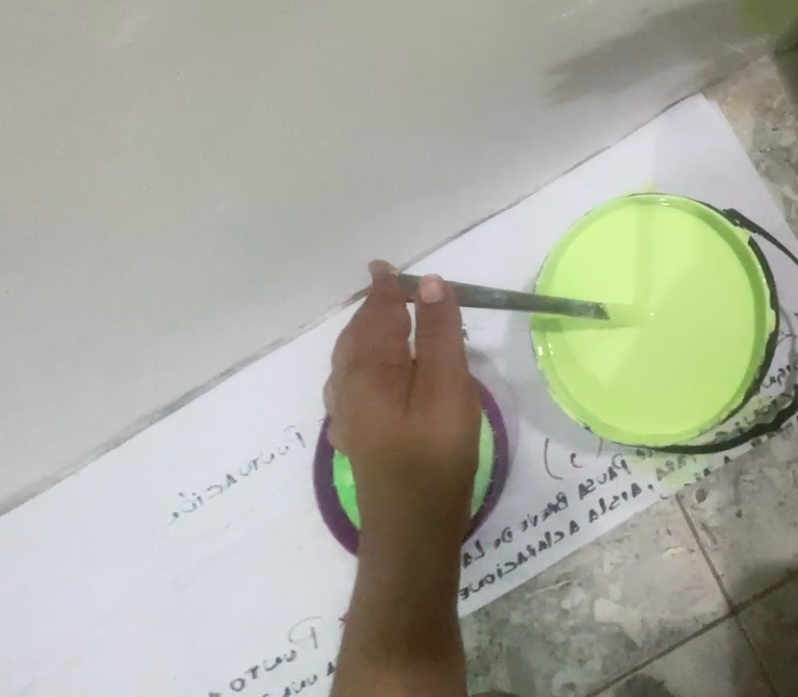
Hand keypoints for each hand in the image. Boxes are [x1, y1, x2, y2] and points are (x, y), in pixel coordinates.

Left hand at [325, 263, 480, 552]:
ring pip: (351, 361)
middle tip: (396, 291)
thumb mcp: (447, 387)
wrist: (412, 529)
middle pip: (357, 336)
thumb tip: (429, 283)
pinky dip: (366, 361)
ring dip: (368, 334)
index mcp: (370, 370)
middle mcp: (349, 388)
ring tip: (387, 323)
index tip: (384, 267)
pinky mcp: (359, 436)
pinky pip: (354, 383)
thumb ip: (439, 334)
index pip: (377, 316)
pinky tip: (376, 374)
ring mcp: (350, 416)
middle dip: (374, 310)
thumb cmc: (436, 453)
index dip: (384, 290)